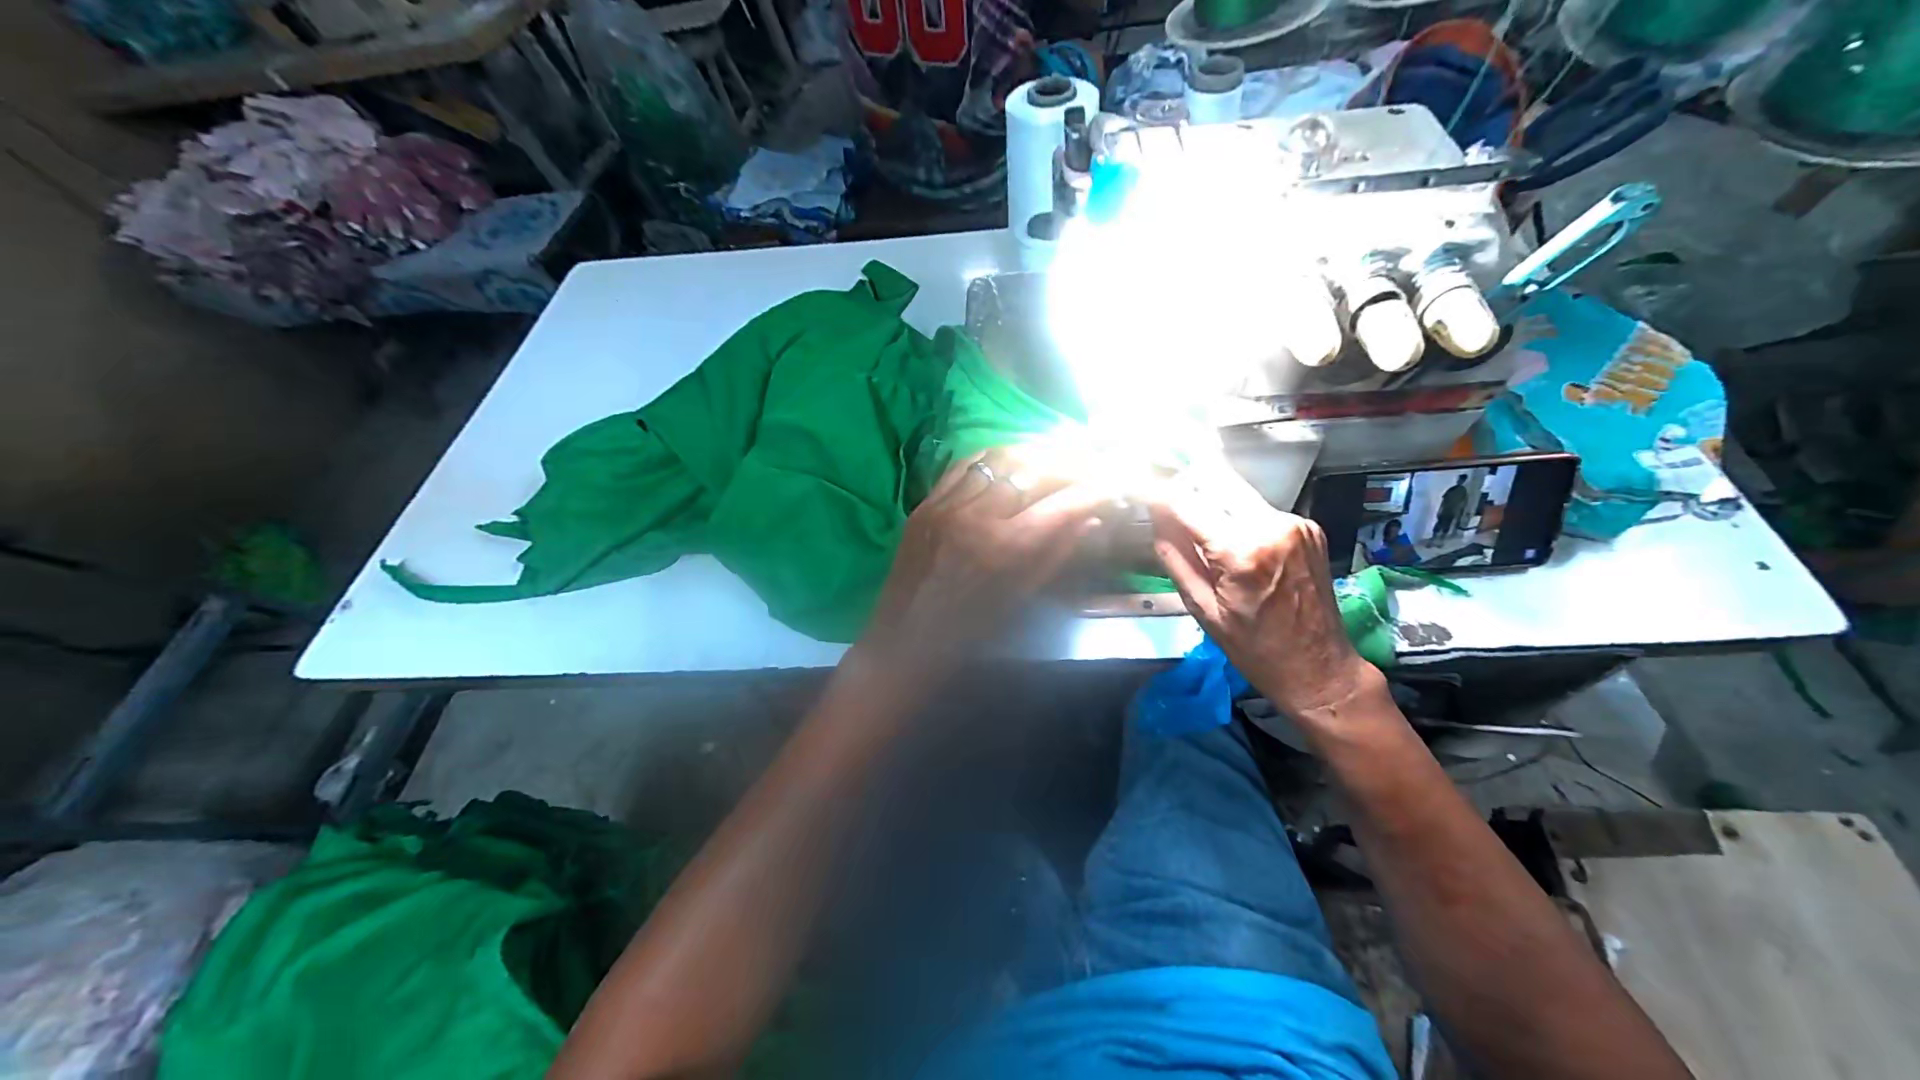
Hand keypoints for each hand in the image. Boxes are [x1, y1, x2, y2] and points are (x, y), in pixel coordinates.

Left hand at [862, 449, 1108, 676]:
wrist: (902, 642)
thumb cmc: (968, 634)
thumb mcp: (1020, 599)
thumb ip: (1056, 554)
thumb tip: (1091, 518)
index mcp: (1004, 547)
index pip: (1061, 504)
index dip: (1093, 491)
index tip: (1112, 486)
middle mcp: (976, 515)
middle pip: (1032, 470)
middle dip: (1068, 464)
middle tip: (1087, 466)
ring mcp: (947, 504)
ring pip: (997, 459)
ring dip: (1032, 454)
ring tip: (1053, 457)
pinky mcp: (926, 503)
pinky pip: (963, 465)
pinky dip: (992, 459)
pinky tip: (1009, 461)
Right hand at [1147, 463, 1386, 727]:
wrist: (1319, 667)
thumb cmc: (1256, 649)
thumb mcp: (1202, 608)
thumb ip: (1175, 556)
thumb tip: (1156, 519)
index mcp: (1242, 552)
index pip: (1187, 502)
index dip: (1158, 492)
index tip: (1139, 488)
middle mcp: (1272, 527)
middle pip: (1215, 480)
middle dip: (1184, 486)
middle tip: (1165, 503)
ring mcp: (1294, 524)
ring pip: (1236, 490)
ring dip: (1210, 500)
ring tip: (1194, 526)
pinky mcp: (1307, 527)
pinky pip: (1257, 507)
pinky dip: (1236, 515)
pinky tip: (1229, 540)